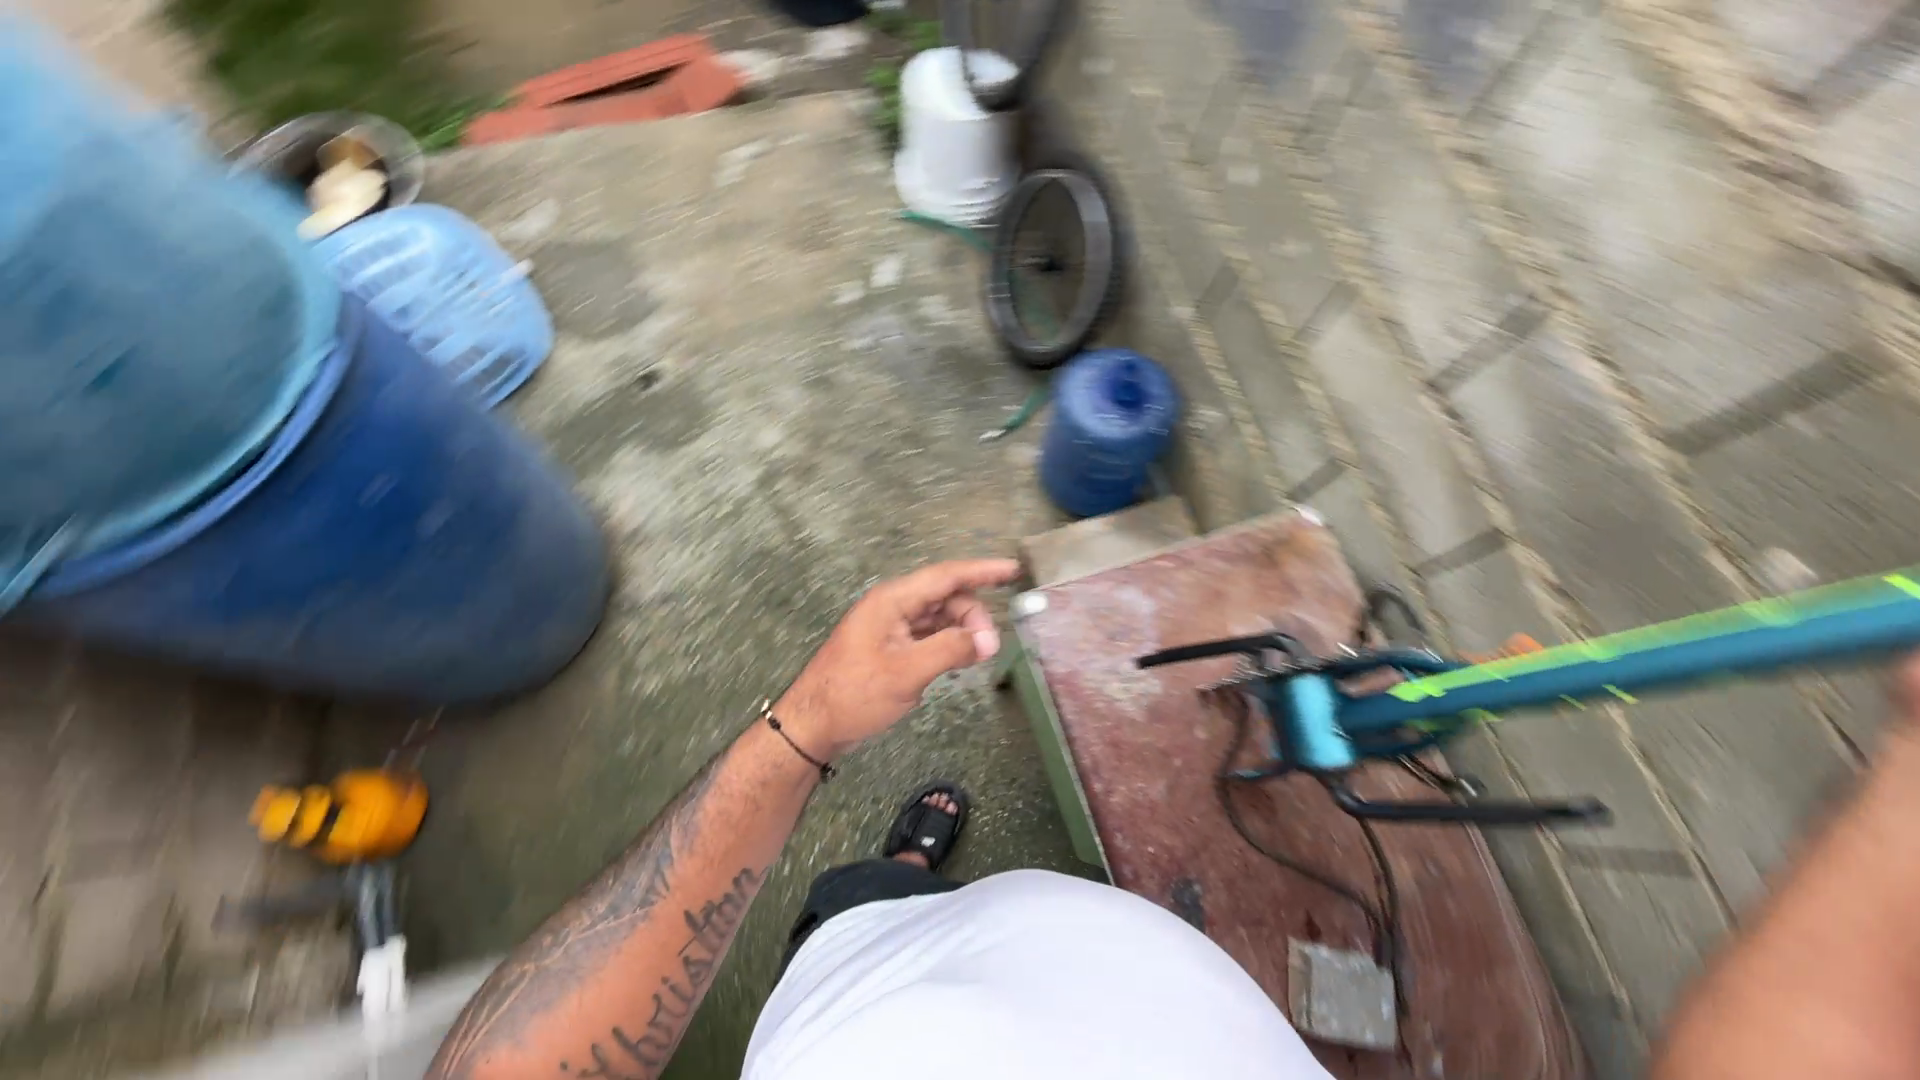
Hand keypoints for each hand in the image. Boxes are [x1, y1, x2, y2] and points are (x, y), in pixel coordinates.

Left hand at [774, 558, 1021, 759]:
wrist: (813, 724)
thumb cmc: (854, 694)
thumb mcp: (907, 672)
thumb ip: (949, 649)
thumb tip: (987, 639)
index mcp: (892, 601)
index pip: (946, 576)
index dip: (982, 570)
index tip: (1012, 569)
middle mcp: (892, 606)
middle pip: (945, 597)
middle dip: (973, 615)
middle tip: (990, 647)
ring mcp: (890, 627)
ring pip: (938, 617)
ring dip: (961, 631)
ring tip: (978, 656)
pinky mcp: (890, 648)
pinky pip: (927, 635)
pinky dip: (946, 643)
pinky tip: (957, 661)